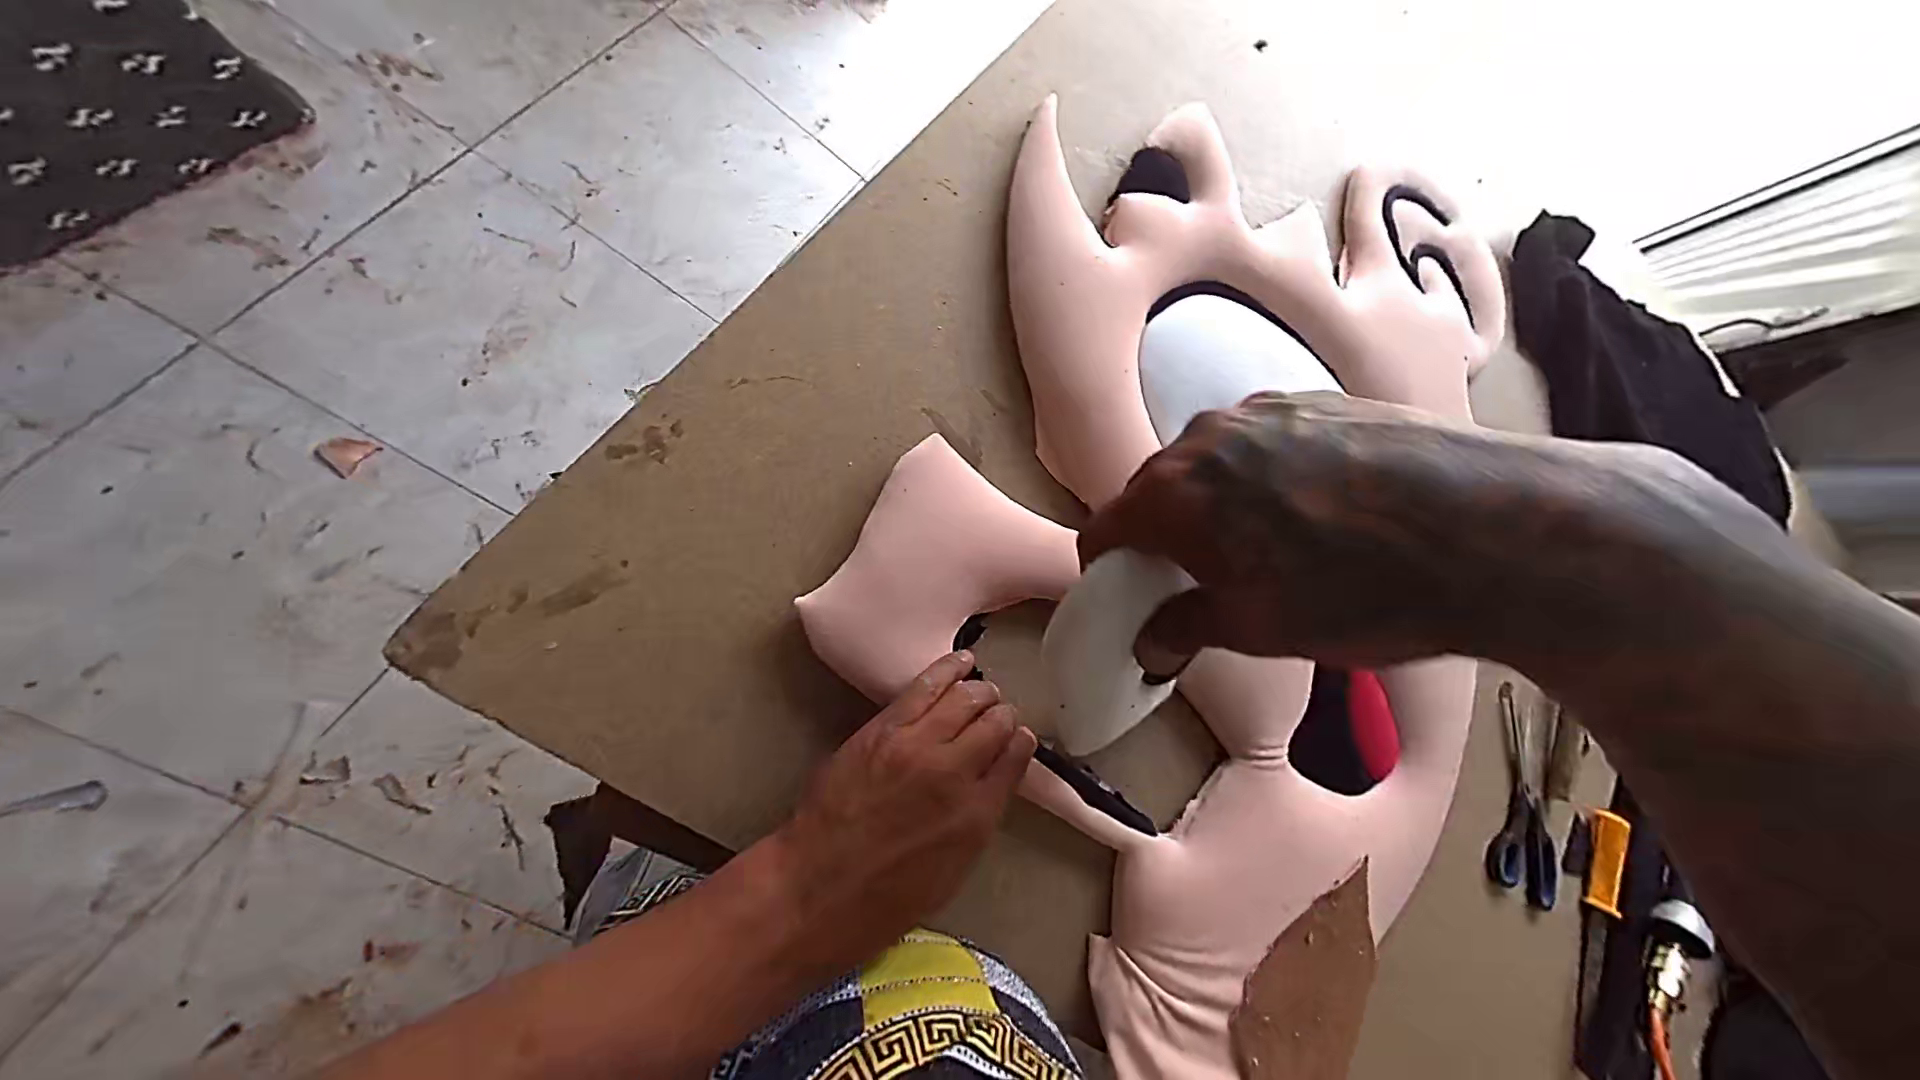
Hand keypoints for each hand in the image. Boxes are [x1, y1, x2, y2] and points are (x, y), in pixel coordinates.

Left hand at [769, 651, 1035, 966]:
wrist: (816, 887)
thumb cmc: (884, 897)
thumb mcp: (952, 871)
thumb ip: (978, 820)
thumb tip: (991, 782)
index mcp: (977, 817)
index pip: (1014, 760)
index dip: (1020, 743)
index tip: (1019, 738)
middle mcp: (955, 775)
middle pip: (995, 725)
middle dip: (1003, 715)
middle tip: (999, 714)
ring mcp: (917, 746)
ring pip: (965, 700)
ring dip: (981, 691)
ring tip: (985, 689)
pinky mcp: (884, 729)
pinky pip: (924, 687)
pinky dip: (948, 670)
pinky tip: (961, 662)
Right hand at [1078, 392, 1731, 675]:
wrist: (1504, 530)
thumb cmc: (1363, 591)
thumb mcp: (1257, 629)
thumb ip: (1183, 629)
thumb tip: (1150, 643)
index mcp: (1175, 494)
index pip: (1105, 528)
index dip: (1105, 565)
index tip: (1122, 590)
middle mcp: (1205, 438)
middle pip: (1151, 491)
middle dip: (1157, 534)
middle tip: (1190, 576)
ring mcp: (1261, 409)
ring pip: (1204, 462)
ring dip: (1207, 501)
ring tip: (1257, 541)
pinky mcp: (1314, 398)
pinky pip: (1255, 440)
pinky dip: (1255, 473)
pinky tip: (1306, 506)